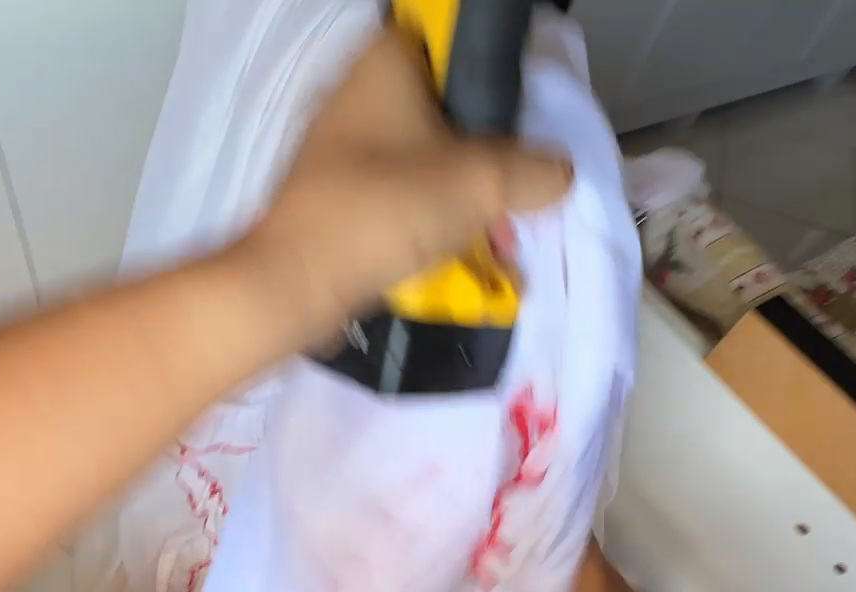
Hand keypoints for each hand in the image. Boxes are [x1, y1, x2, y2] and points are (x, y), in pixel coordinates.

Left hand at [239, 28, 572, 329]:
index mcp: (386, 60)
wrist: (298, 283)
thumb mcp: (481, 183)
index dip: (499, 83)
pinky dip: (425, 222)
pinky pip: (395, 199)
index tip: (520, 128)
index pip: (460, 45)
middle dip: (485, 159)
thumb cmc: (385, 210)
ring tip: (488, 237)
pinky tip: (447, 253)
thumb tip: (557, 175)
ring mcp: (340, 150)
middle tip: (510, 196)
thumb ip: (534, 172)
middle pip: (446, 112)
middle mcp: (357, 93)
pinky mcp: (333, 198)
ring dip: (459, 199)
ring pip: (422, 162)